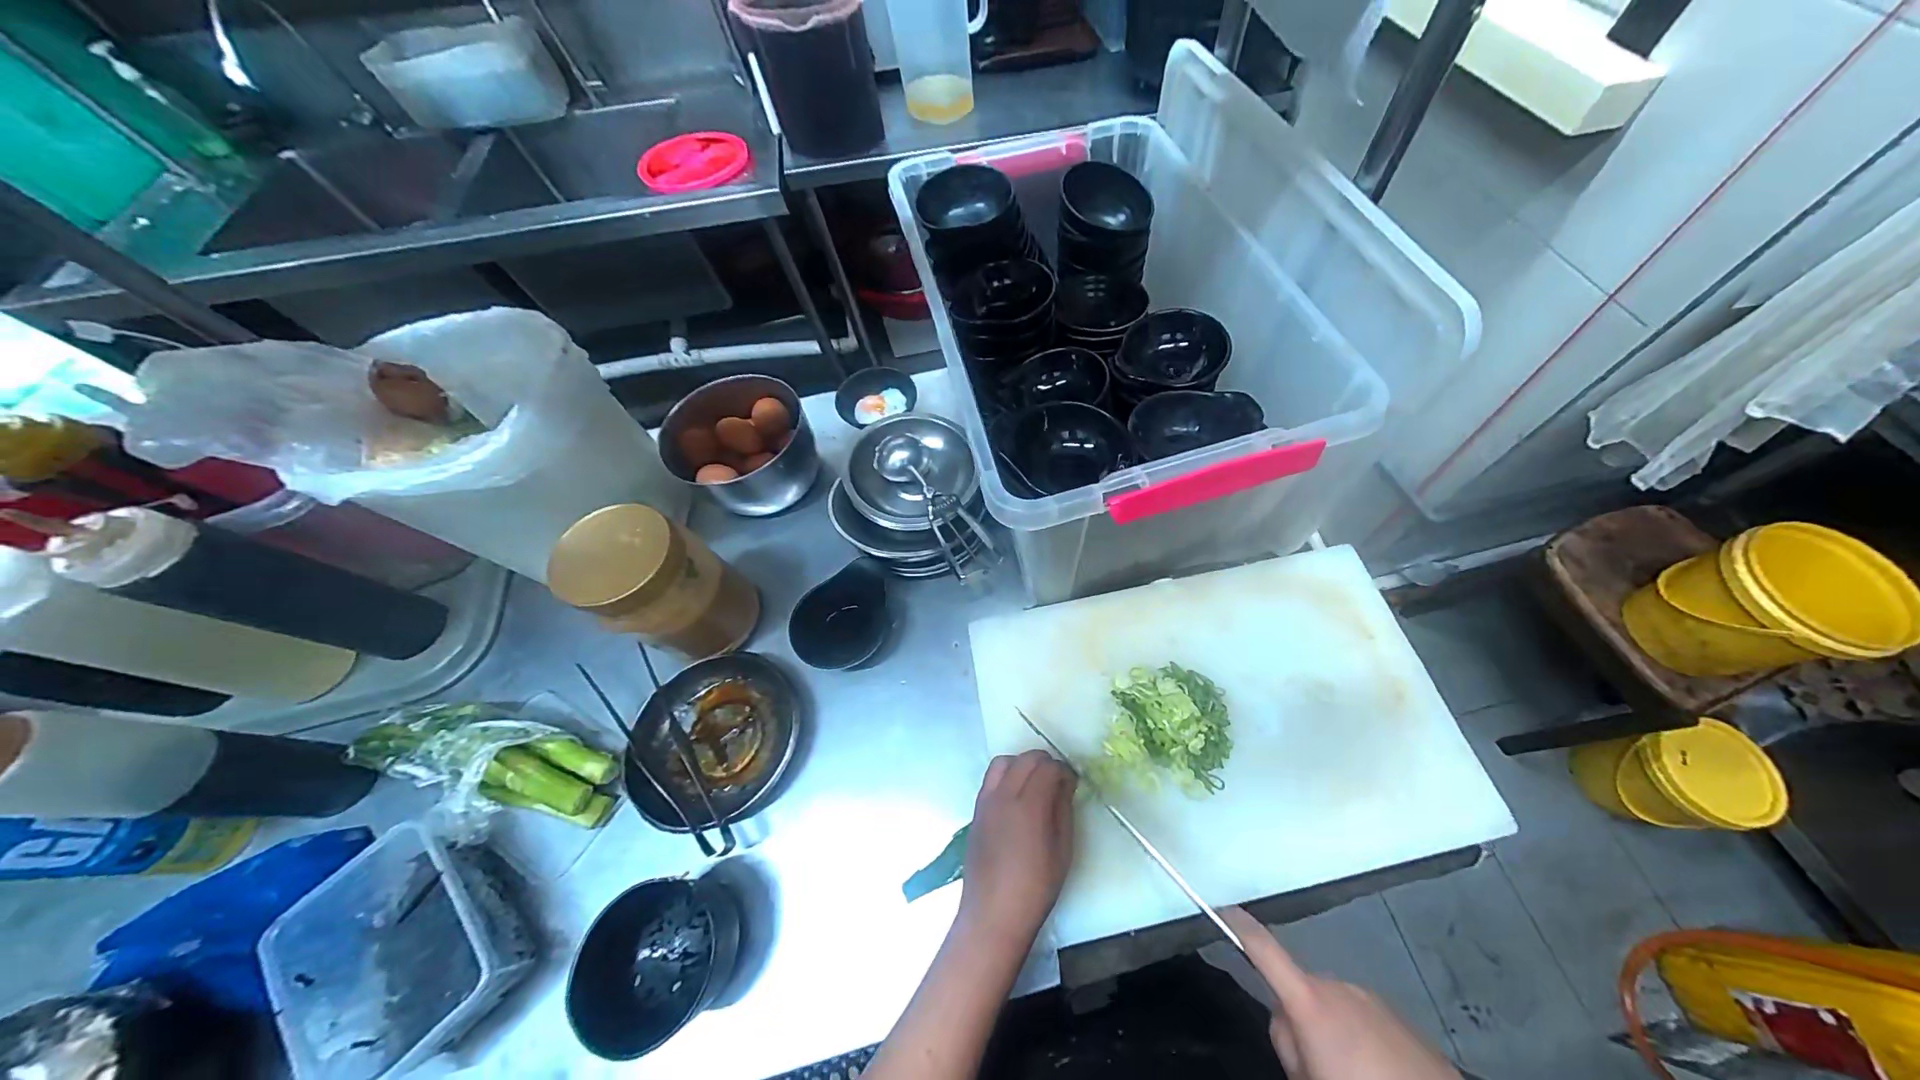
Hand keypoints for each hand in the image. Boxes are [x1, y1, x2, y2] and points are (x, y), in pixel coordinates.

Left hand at [957, 750, 1076, 948]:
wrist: (993, 912)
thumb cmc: (1036, 887)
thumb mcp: (1062, 849)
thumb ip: (1063, 809)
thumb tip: (1064, 784)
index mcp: (1029, 804)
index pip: (1048, 767)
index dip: (1064, 770)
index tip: (1072, 783)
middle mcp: (1004, 795)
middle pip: (1025, 759)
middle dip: (1045, 763)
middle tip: (1057, 782)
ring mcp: (986, 801)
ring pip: (1003, 762)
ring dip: (1021, 764)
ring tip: (1034, 785)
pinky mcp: (976, 810)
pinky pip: (990, 778)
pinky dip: (1006, 776)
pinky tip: (1016, 797)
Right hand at [1221, 907, 1461, 1079]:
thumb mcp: (1305, 1079)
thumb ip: (1286, 1043)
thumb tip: (1289, 1022)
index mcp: (1309, 1002)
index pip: (1264, 950)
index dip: (1240, 927)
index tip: (1223, 908)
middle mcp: (1337, 987)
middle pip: (1297, 991)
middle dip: (1298, 1020)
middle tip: (1316, 1068)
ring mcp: (1371, 999)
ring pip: (1330, 1006)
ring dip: (1331, 1030)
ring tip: (1353, 1076)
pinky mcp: (1399, 1017)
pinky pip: (1361, 1018)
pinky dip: (1360, 1039)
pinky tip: (1379, 1074)